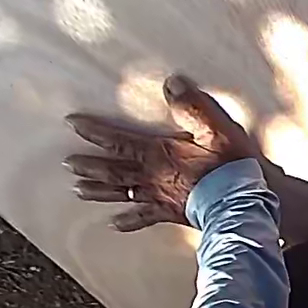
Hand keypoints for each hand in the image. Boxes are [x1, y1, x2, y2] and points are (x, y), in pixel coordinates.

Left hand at [65, 75, 261, 229]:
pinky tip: (114, 224)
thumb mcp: (217, 129)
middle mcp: (152, 175)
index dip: (95, 131)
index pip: (119, 140)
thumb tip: (172, 83)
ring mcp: (159, 197)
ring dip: (99, 191)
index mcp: (159, 152)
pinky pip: (144, 218)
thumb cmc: (229, 166)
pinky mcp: (170, 214)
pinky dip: (128, 221)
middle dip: (90, 165)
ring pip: (122, 193)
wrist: (238, 203)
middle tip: (69, 163)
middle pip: (114, 169)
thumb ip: (193, 106)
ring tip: (79, 190)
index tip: (72, 124)